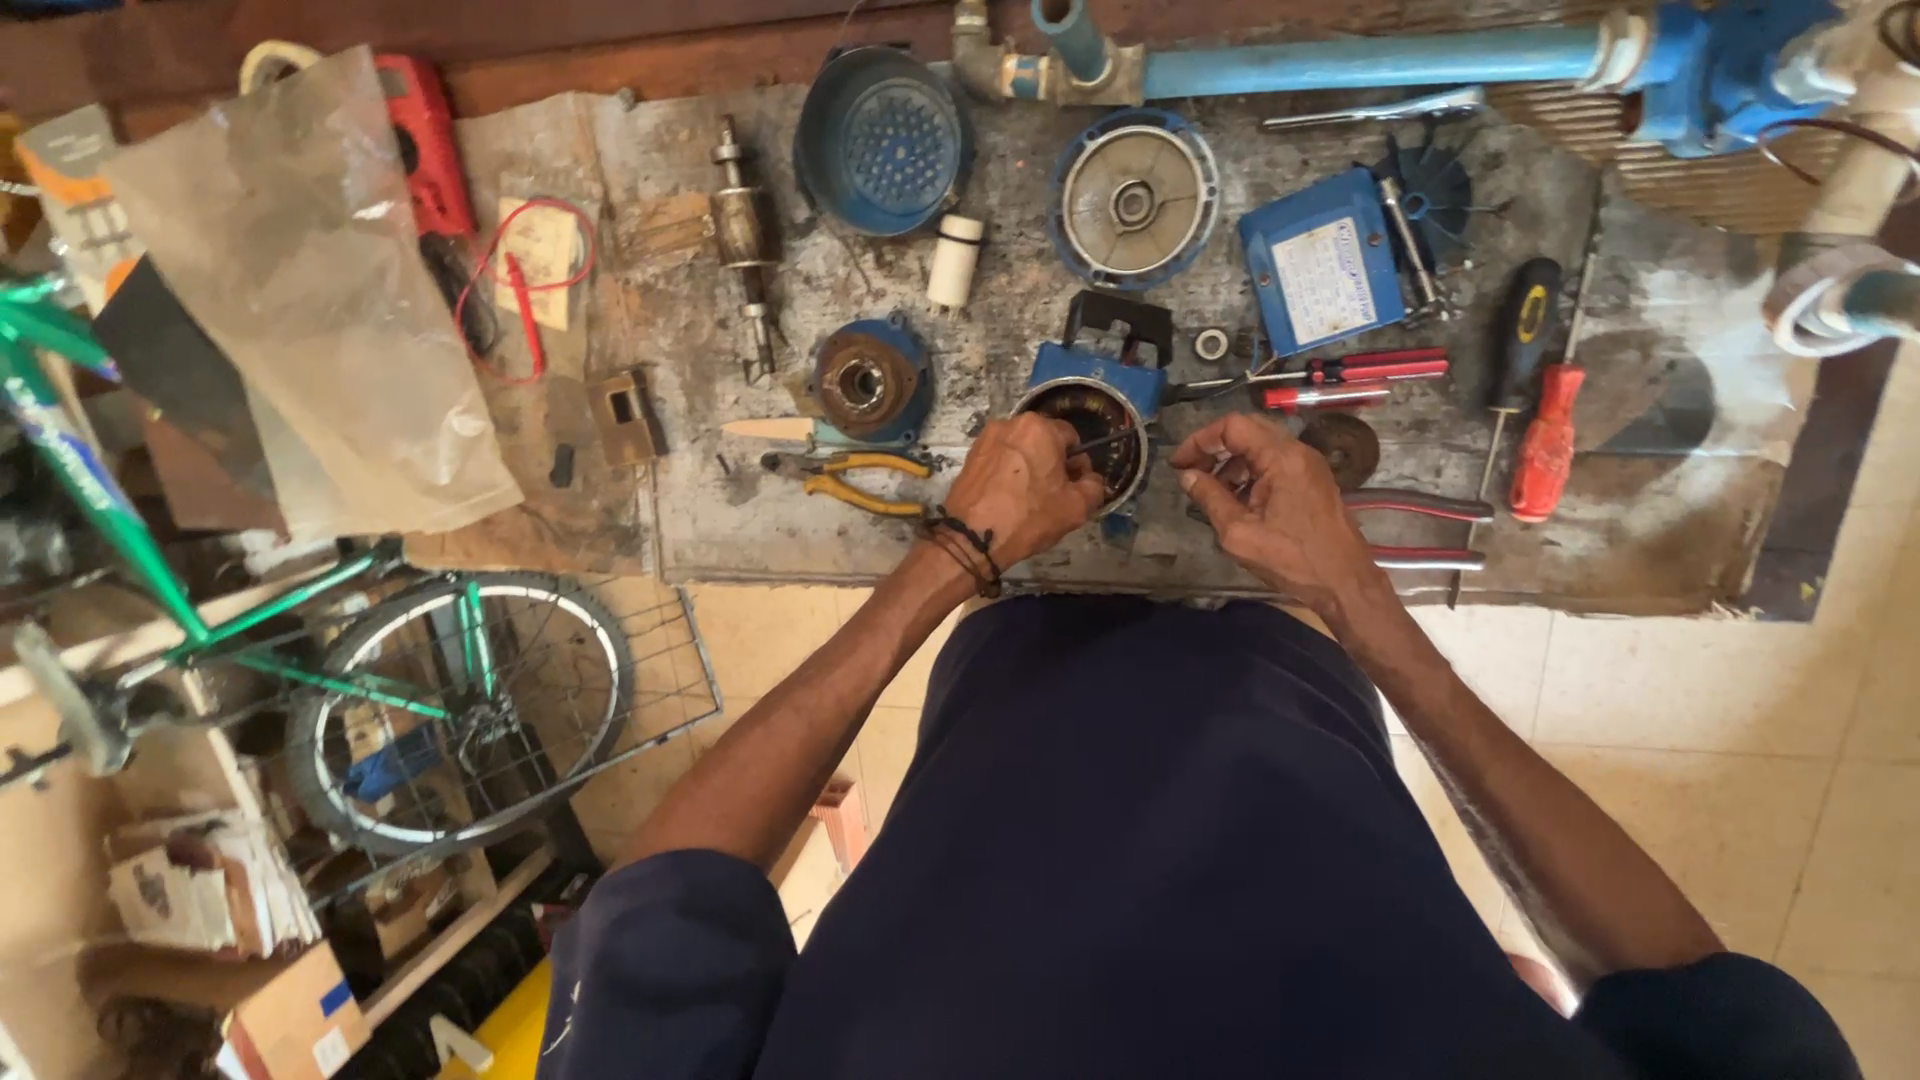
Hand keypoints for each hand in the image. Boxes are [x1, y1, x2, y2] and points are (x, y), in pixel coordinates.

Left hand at [941, 413, 1106, 565]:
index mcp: (1040, 428)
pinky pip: (999, 460)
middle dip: (1051, 464)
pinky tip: (1006, 498)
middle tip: (1051, 495)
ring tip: (1026, 499)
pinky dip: (1007, 473)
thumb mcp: (1076, 507)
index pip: (1071, 438)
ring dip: (1028, 468)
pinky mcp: (969, 456)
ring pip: (1020, 451)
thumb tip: (1090, 478)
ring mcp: (986, 439)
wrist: (972, 538)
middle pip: (1043, 441)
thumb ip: (1094, 487)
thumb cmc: (1028, 517)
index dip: (1077, 463)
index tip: (1073, 486)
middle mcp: (1011, 424)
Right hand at [1170, 412, 1383, 614]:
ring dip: (1231, 462)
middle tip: (1190, 472)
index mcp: (1282, 458)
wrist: (1344, 583)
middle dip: (1214, 447)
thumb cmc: (1292, 560)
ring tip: (1211, 492)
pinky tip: (1236, 500)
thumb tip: (1187, 476)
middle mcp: (1298, 452)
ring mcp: (1309, 465)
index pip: (1233, 426)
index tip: (1178, 464)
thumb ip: (1210, 498)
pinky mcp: (1312, 480)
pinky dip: (1250, 473)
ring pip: (1260, 446)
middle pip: (1247, 430)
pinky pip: (1274, 463)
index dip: (1199, 440)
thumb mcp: (1239, 533)